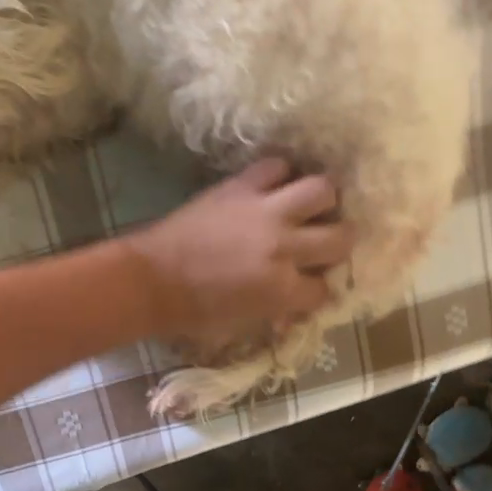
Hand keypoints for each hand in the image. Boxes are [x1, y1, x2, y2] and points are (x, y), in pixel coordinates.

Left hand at [122, 158, 353, 344]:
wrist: (150, 281)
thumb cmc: (191, 313)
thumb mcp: (240, 325)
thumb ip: (274, 312)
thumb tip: (292, 310)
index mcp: (281, 290)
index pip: (324, 289)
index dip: (321, 292)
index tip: (312, 290)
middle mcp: (283, 246)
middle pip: (341, 237)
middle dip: (339, 245)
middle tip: (325, 245)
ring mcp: (265, 211)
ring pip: (322, 189)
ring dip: (323, 200)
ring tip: (311, 207)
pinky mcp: (241, 186)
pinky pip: (277, 165)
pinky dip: (282, 174)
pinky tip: (277, 187)